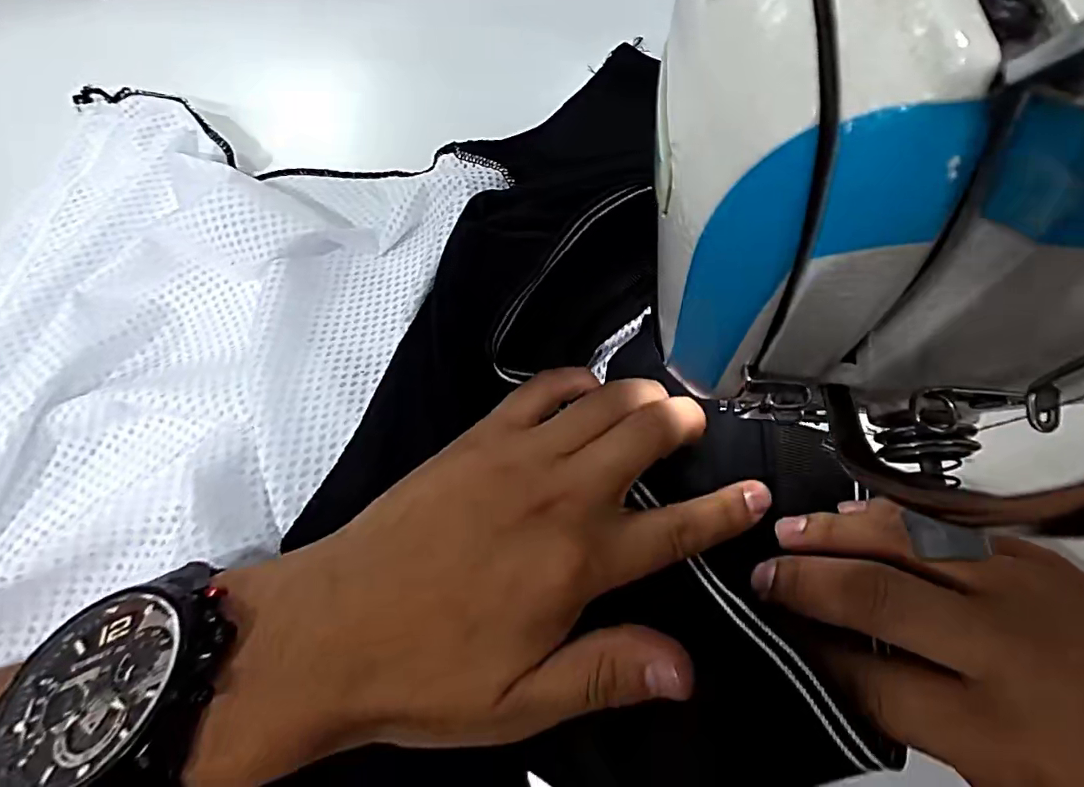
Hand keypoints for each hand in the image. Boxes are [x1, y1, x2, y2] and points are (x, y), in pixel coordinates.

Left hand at [189, 370, 769, 783]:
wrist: (327, 629)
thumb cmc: (425, 672)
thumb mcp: (520, 702)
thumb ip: (608, 673)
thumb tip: (686, 669)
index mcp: (577, 563)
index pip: (675, 528)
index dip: (726, 509)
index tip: (757, 492)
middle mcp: (560, 496)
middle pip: (648, 433)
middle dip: (687, 421)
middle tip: (696, 427)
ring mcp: (520, 456)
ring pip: (607, 400)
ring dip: (644, 394)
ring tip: (657, 404)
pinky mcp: (483, 436)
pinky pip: (545, 387)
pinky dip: (579, 380)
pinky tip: (588, 391)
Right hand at [752, 500, 1083, 786]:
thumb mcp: (1006, 783)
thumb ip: (925, 724)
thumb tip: (852, 672)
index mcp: (991, 726)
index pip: (873, 679)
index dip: (816, 655)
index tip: (779, 633)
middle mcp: (997, 644)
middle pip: (878, 596)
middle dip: (809, 581)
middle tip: (760, 568)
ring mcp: (1016, 585)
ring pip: (906, 541)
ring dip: (841, 531)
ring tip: (793, 526)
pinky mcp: (1031, 554)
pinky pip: (946, 524)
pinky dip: (893, 516)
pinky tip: (861, 513)